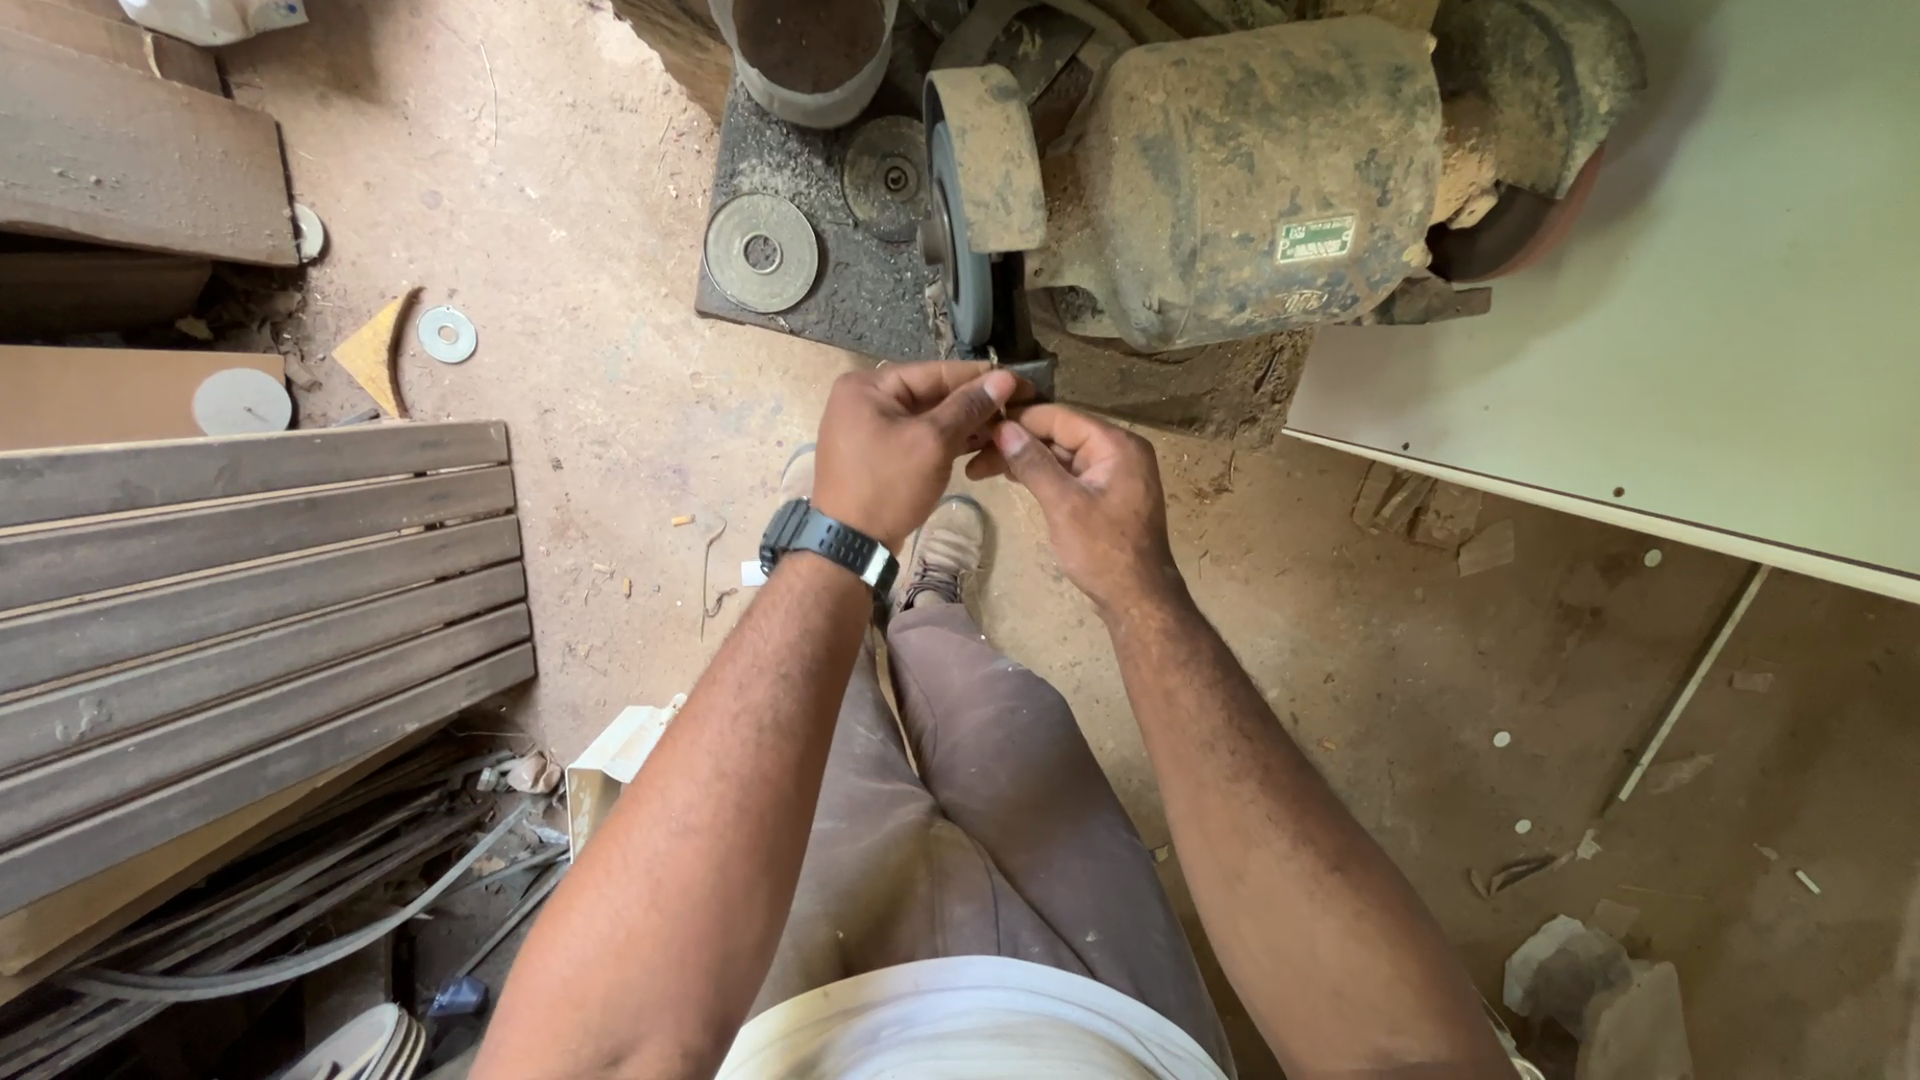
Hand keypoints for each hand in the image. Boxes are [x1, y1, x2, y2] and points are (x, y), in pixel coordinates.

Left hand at [813, 362, 1023, 552]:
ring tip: (1009, 425)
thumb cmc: (887, 487)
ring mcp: (870, 428)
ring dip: (966, 423)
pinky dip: (948, 441)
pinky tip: (983, 443)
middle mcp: (865, 399)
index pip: (935, 372)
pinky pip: (919, 438)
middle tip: (1020, 405)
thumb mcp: (932, 442)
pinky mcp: (880, 454)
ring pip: (928, 417)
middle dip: (975, 402)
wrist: (850, 545)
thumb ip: (968, 407)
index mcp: (868, 385)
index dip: (981, 377)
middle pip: (932, 393)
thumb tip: (1005, 377)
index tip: (1020, 380)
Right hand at [968, 404, 1185, 618]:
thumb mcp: (1063, 505)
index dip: (1020, 420)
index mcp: (1117, 445)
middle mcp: (1119, 451)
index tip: (981, 427)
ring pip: (1061, 454)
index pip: (1060, 417)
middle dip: (1019, 442)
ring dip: (1026, 459)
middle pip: (1060, 434)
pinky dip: (1043, 474)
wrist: (1137, 599)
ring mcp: (1113, 473)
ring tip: (983, 467)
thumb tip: (1003, 429)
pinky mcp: (1105, 494)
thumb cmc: (1103, 552)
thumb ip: (1033, 463)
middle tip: (976, 455)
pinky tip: (1013, 477)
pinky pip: (1069, 473)